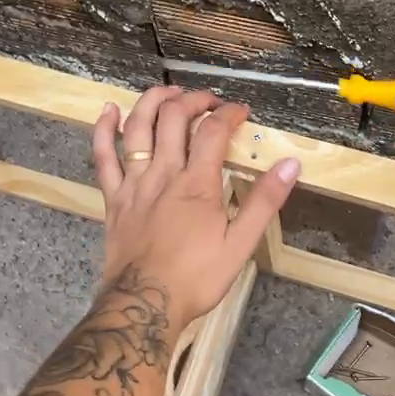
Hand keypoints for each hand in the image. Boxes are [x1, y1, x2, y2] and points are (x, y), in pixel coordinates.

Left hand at [90, 86, 300, 321]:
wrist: (143, 304)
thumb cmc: (196, 278)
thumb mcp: (240, 244)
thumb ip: (265, 201)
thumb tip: (291, 164)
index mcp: (197, 183)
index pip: (214, 130)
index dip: (229, 113)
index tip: (242, 112)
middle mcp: (163, 173)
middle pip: (174, 117)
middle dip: (194, 100)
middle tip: (210, 102)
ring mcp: (133, 182)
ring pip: (137, 126)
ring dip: (153, 101)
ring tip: (169, 91)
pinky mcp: (113, 197)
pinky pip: (103, 156)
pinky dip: (104, 129)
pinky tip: (108, 110)